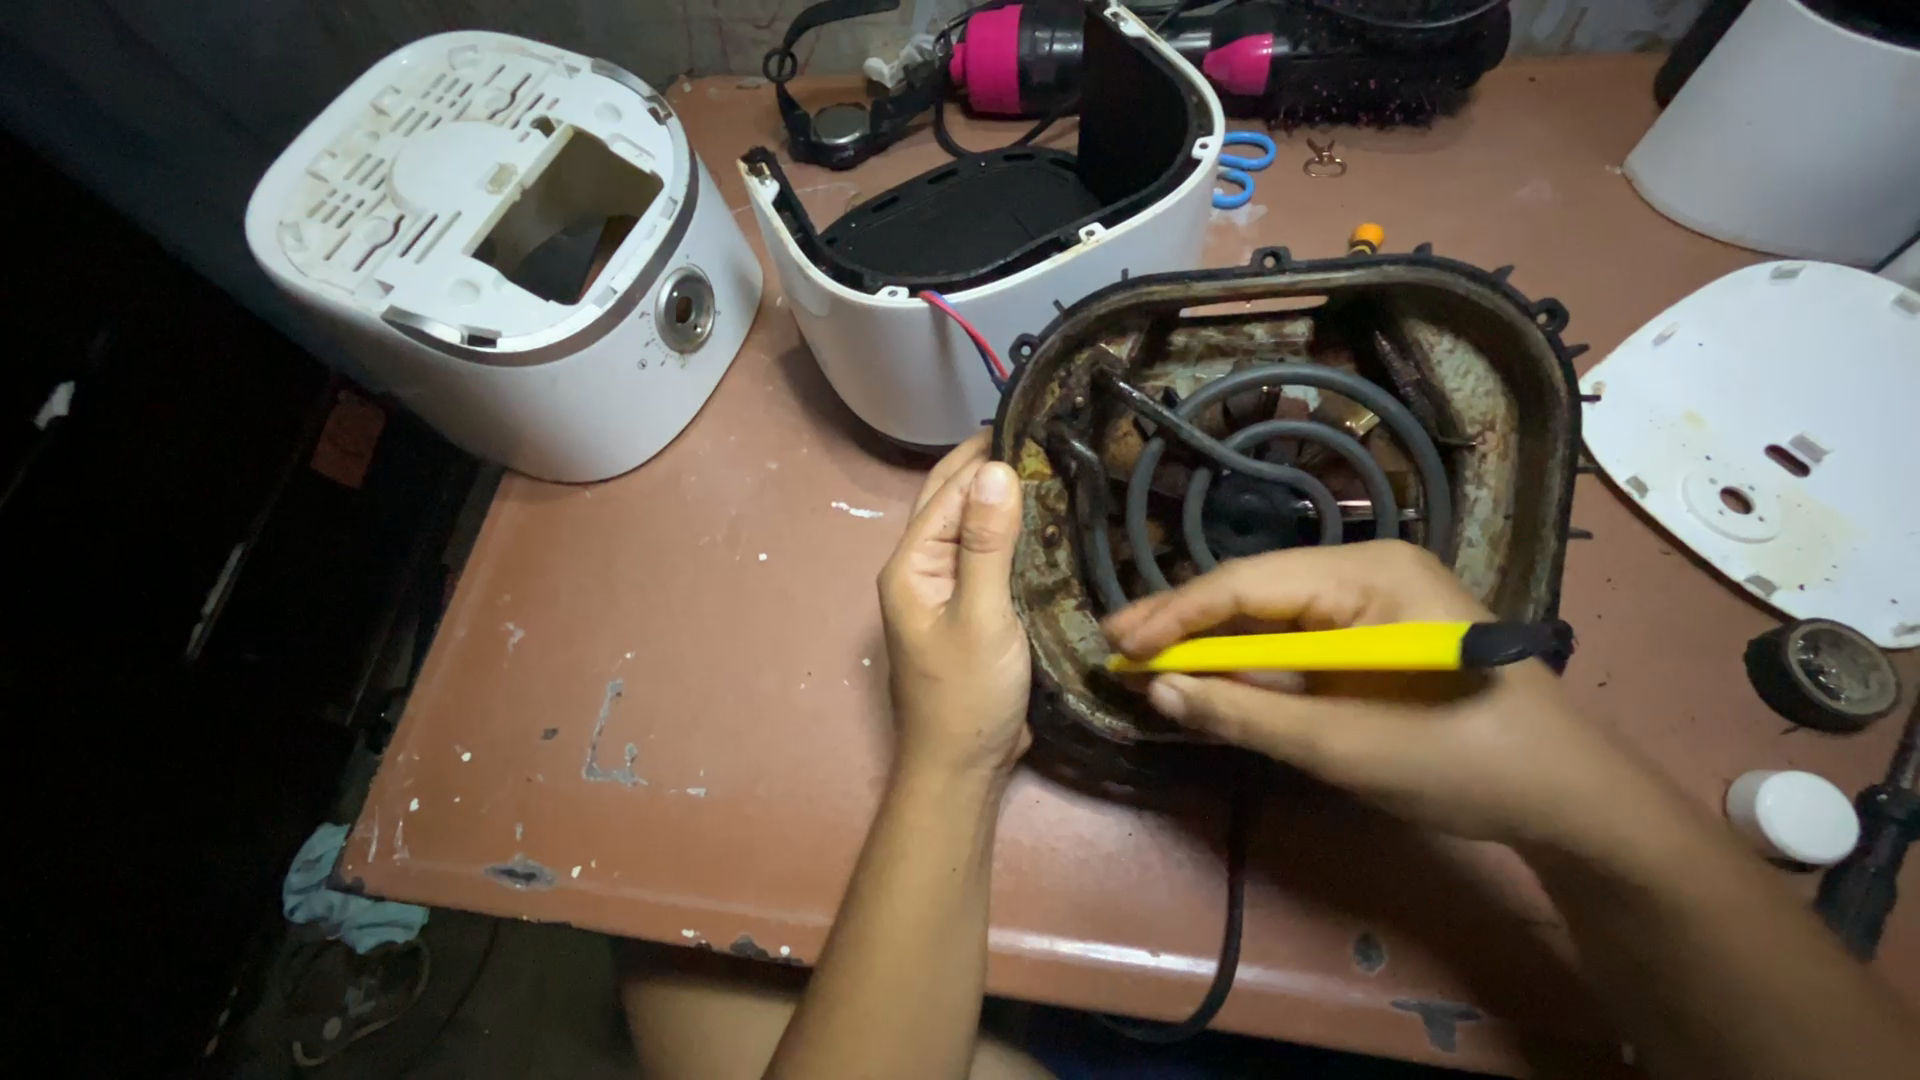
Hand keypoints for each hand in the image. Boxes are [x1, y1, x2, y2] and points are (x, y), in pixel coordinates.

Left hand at [878, 433, 1031, 782]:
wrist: (962, 765)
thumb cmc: (966, 693)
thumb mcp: (980, 616)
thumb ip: (987, 544)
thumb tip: (995, 468)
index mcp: (912, 564)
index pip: (948, 492)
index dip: (983, 455)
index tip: (1028, 419)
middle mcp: (922, 569)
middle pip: (953, 505)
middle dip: (988, 469)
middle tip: (1042, 434)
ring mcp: (946, 591)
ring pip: (973, 530)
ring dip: (1002, 499)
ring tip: (1050, 466)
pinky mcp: (971, 609)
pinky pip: (988, 559)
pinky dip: (1012, 535)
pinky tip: (1044, 524)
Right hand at [1104, 541, 1659, 845]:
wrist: (1571, 802)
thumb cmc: (1465, 763)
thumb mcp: (1344, 745)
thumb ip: (1245, 714)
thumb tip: (1157, 691)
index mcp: (1369, 574)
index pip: (1248, 583)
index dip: (1176, 614)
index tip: (1118, 643)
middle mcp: (1362, 571)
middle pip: (1249, 592)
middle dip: (1181, 622)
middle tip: (1113, 644)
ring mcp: (1365, 602)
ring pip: (1262, 617)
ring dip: (1205, 643)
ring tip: (1140, 658)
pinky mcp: (1363, 636)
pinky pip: (1287, 642)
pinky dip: (1242, 664)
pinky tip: (1200, 674)